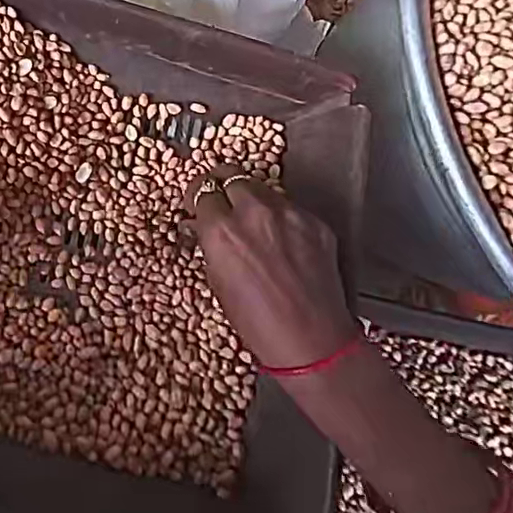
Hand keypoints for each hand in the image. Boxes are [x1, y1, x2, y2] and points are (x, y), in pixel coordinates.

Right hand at [191, 176, 355, 371]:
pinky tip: (279, 239)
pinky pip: (289, 207)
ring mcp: (289, 214)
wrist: (310, 338)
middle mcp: (254, 213)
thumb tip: (201, 227)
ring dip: (250, 197)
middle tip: (219, 198)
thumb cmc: (256, 320)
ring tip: (249, 219)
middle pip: (231, 174)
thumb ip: (209, 244)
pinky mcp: (315, 222)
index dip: (197, 196)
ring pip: (262, 187)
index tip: (196, 203)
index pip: (203, 190)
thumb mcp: (216, 280)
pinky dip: (278, 215)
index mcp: (221, 229)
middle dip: (221, 184)